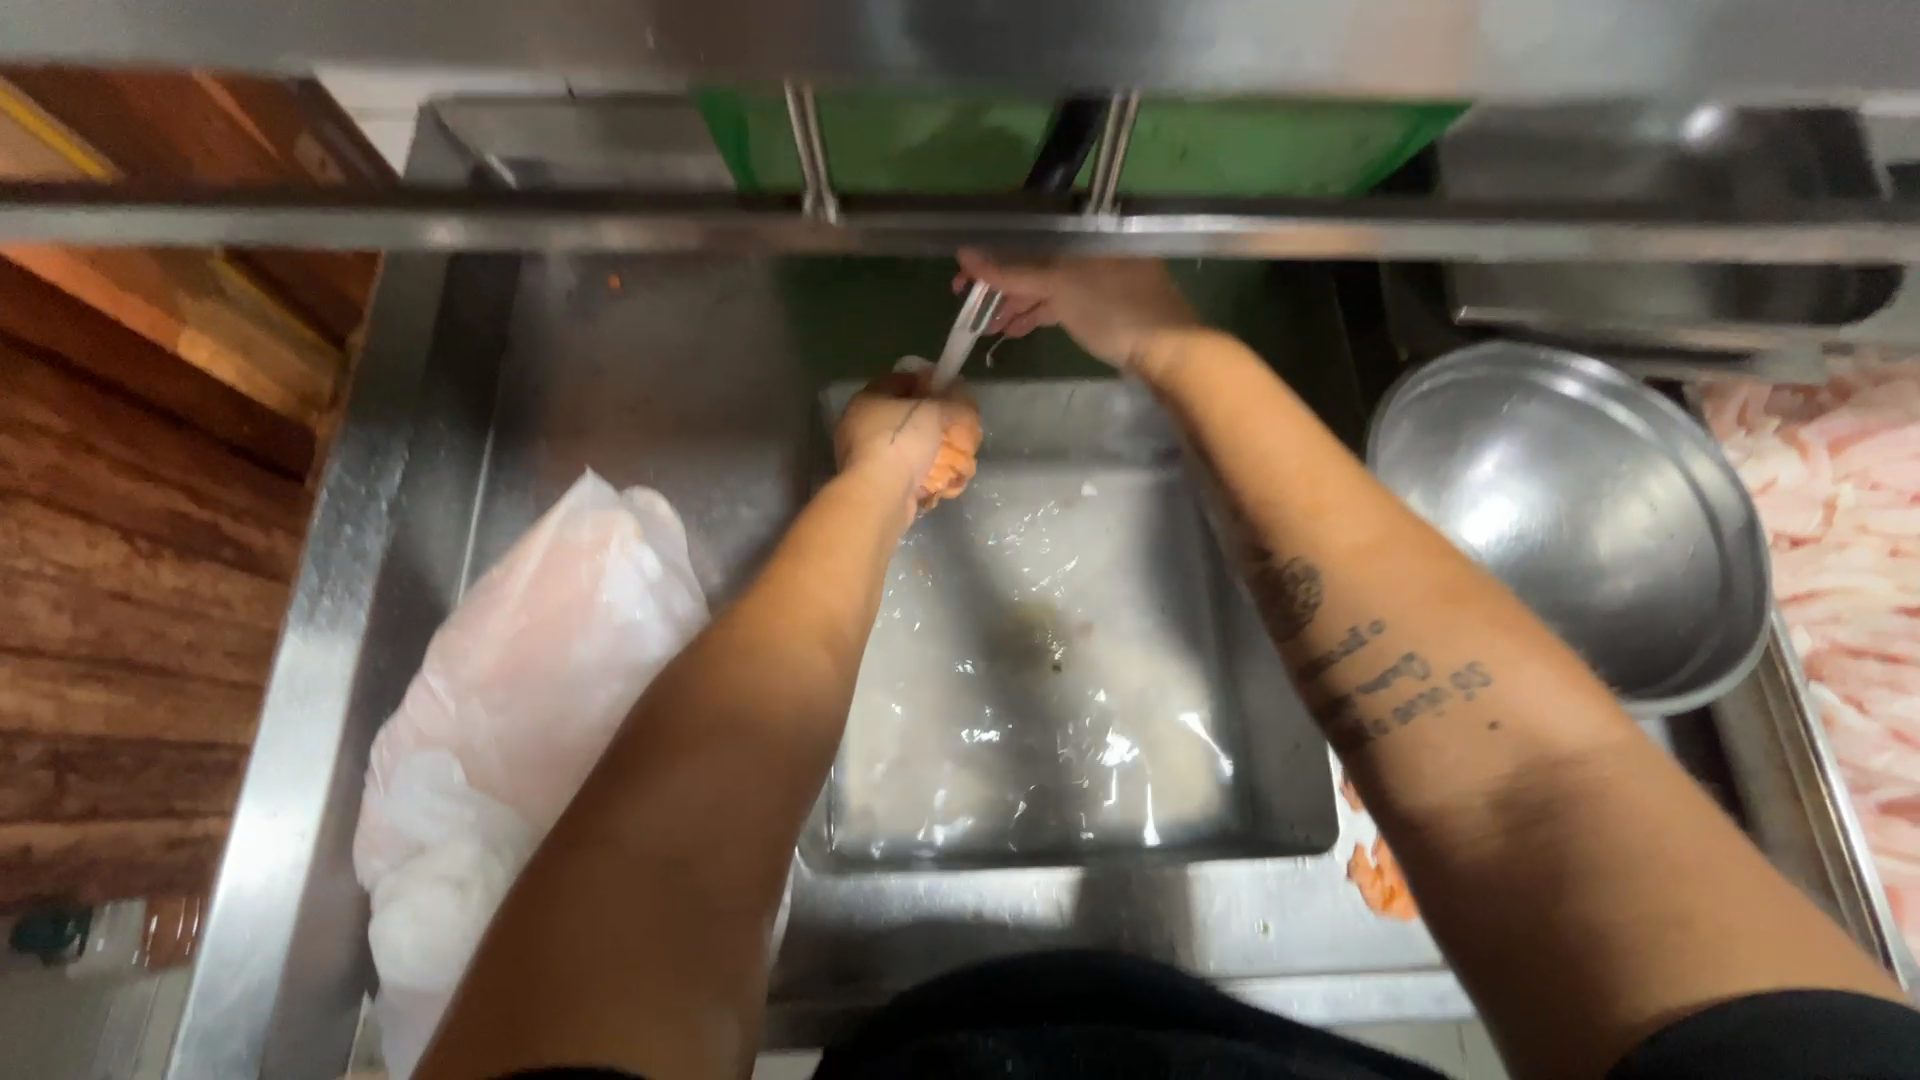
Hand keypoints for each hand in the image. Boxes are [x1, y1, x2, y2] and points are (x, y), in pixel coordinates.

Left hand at [834, 369, 974, 519]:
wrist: (881, 494)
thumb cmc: (902, 442)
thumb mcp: (933, 411)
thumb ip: (949, 400)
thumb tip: (959, 392)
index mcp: (866, 399)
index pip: (897, 381)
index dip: (925, 381)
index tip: (948, 389)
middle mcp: (858, 425)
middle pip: (899, 415)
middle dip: (927, 420)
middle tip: (951, 423)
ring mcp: (862, 457)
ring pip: (901, 445)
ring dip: (924, 449)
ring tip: (951, 453)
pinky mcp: (871, 483)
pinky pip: (900, 471)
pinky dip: (918, 472)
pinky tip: (938, 476)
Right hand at [953, 250, 1202, 373]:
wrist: (1167, 348)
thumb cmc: (1113, 309)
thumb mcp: (1059, 288)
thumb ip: (1012, 273)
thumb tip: (965, 254)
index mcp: (1081, 230)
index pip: (1026, 231)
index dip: (992, 250)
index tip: (965, 273)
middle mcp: (1087, 246)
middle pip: (1033, 259)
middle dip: (999, 283)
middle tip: (966, 303)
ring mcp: (1094, 276)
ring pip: (1044, 284)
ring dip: (1014, 304)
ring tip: (986, 327)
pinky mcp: (1099, 303)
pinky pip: (1058, 302)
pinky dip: (1036, 314)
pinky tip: (1012, 331)